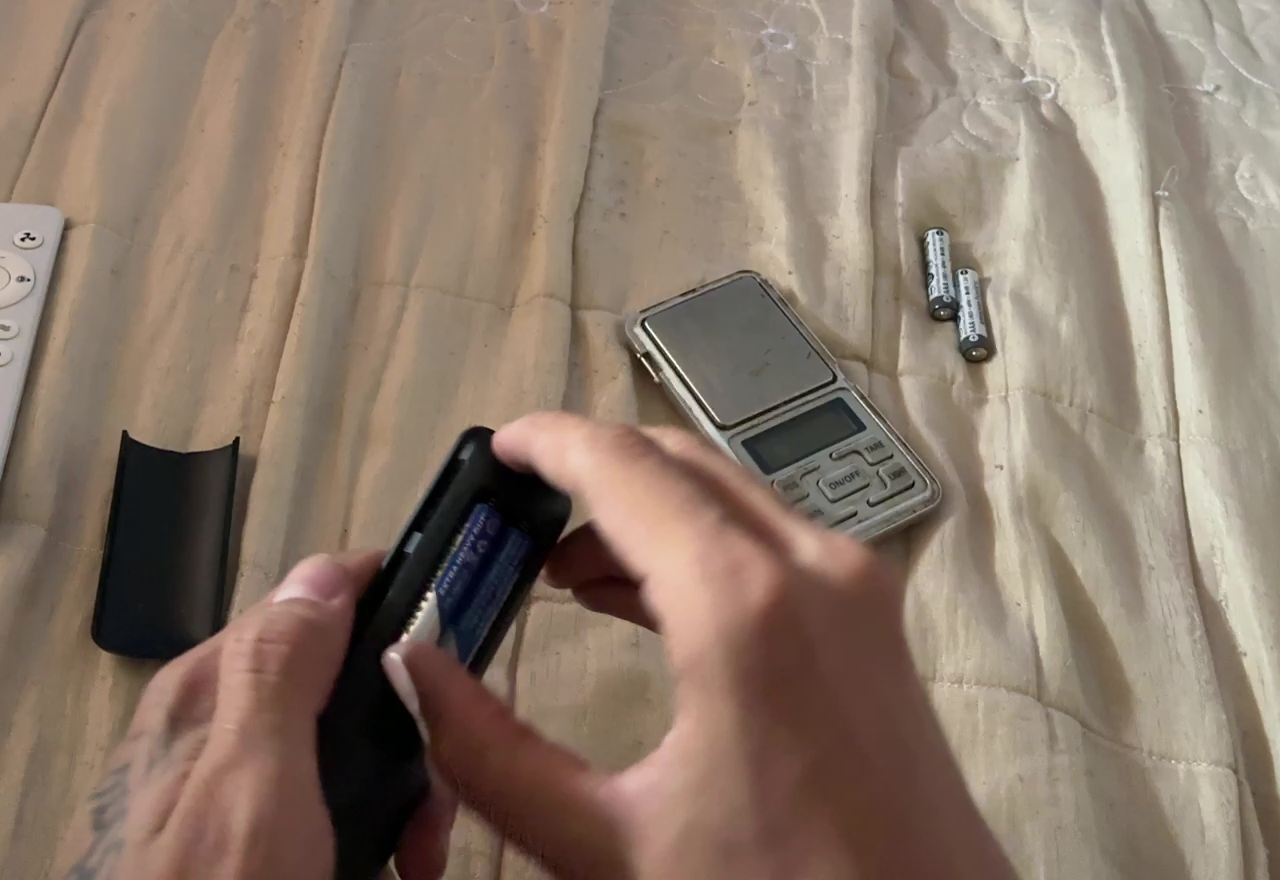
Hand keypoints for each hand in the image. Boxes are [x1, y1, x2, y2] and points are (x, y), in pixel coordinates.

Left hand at [54, 551, 453, 879]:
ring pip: (349, 731)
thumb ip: (282, 673)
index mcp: (210, 685)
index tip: (454, 656)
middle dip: (404, 717)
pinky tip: (395, 857)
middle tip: (440, 791)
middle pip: (342, 668)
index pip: (318, 595)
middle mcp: (220, 716)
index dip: (391, 610)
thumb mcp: (250, 790)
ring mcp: (238, 775)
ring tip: (420, 846)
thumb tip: (324, 567)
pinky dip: (376, 815)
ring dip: (401, 777)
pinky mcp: (256, 826)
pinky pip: (335, 789)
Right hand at [386, 414, 1017, 879]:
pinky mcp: (864, 605)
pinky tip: (633, 592)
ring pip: (716, 487)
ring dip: (635, 503)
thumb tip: (415, 670)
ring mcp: (848, 575)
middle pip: (671, 458)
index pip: (621, 466)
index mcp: (740, 601)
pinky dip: (686, 536)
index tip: (498, 446)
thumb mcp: (613, 848)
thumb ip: (490, 754)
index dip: (549, 441)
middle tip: (516, 506)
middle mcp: (807, 559)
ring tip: (560, 564)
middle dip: (586, 465)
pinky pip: (756, 531)